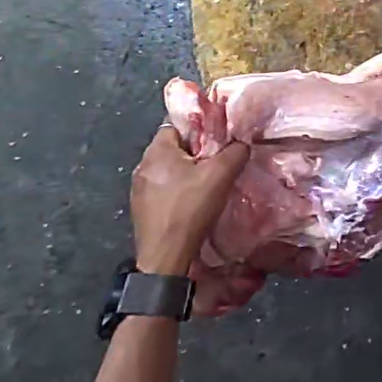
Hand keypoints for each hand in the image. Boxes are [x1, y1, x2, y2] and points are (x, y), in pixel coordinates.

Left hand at [130, 126, 248, 276]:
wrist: (165, 258)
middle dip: (194, 151)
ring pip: (168, 169)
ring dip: (185, 172)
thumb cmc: (190, 208)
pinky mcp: (141, 209)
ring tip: (207, 182)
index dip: (198, 127)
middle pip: (173, 147)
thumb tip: (241, 143)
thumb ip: (235, 151)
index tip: (216, 137)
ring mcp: (139, 189)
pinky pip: (162, 189)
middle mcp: (142, 166)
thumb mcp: (220, 175)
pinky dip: (177, 190)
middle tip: (216, 159)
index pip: (176, 124)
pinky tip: (192, 202)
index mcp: (157, 151)